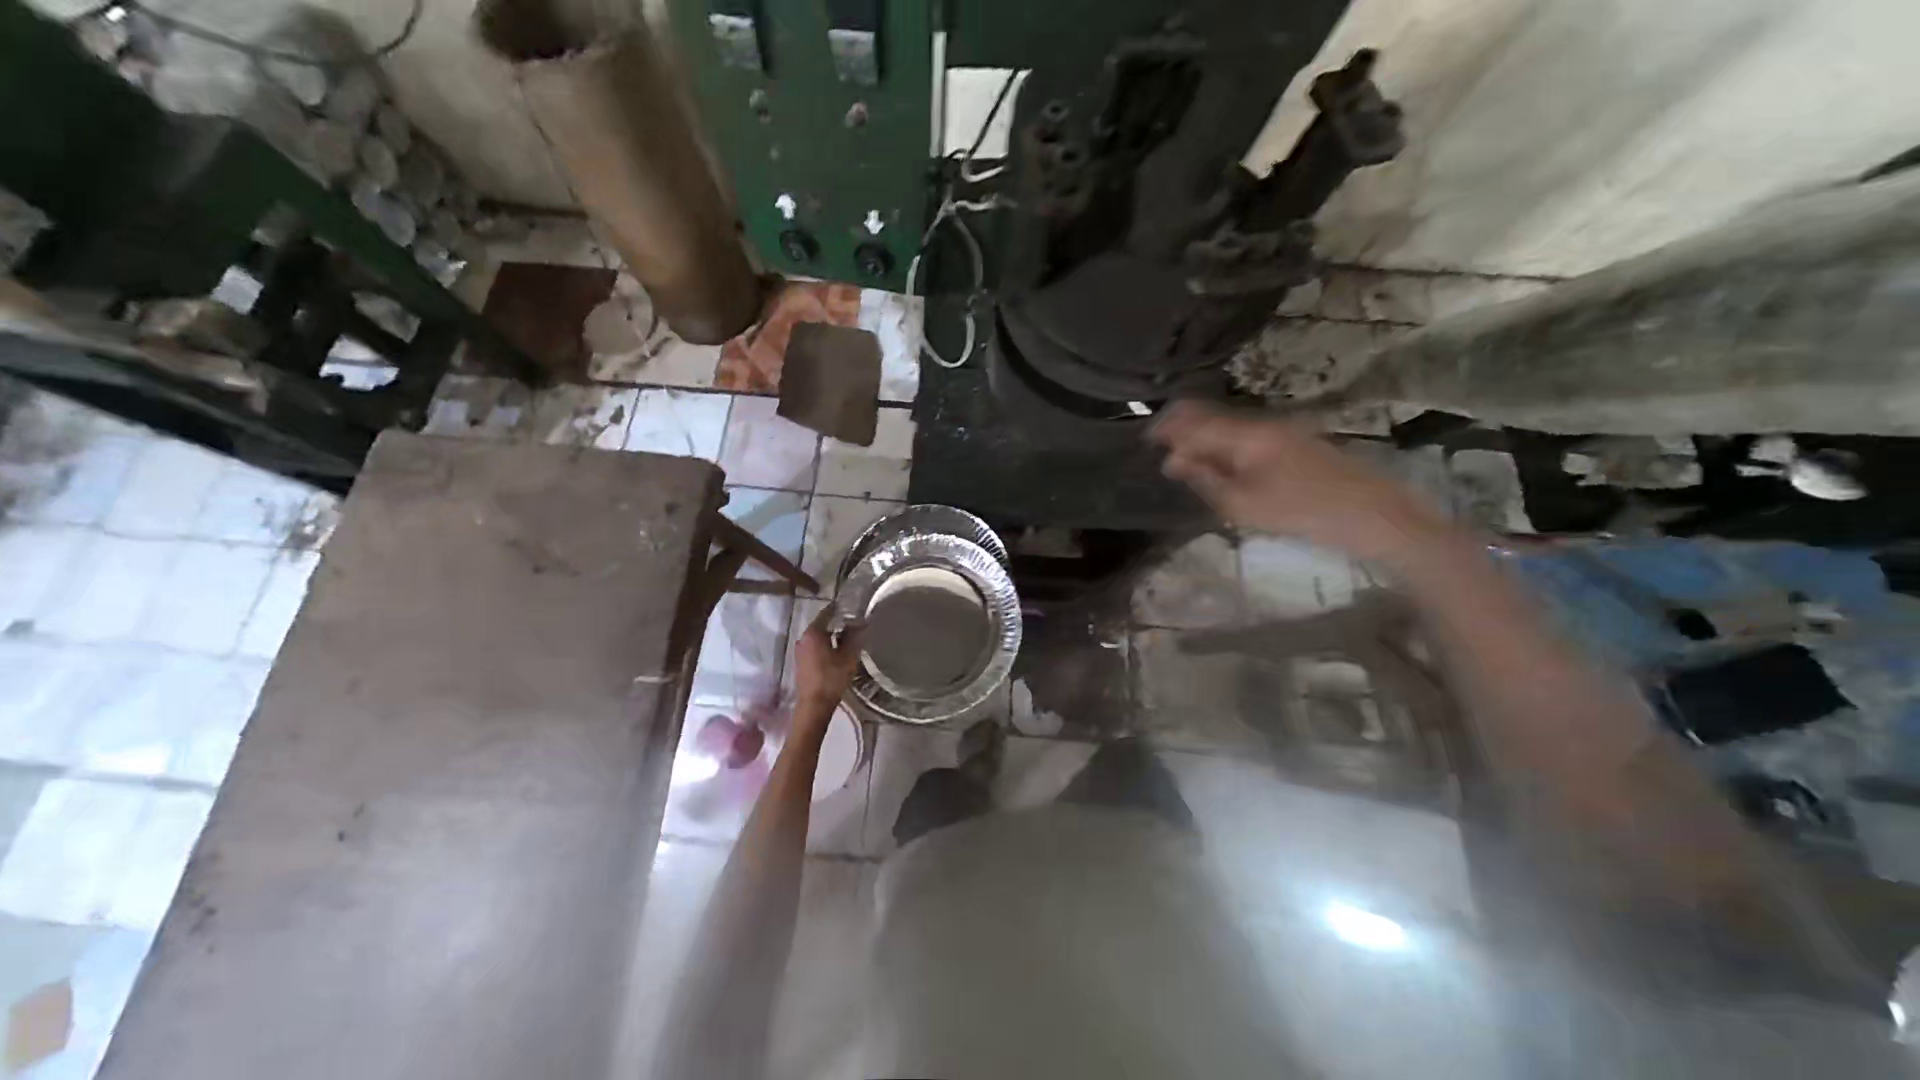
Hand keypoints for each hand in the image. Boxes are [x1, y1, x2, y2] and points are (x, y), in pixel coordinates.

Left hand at [793, 605, 862, 715]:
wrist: (814, 705)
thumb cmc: (832, 678)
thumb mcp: (848, 656)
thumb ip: (855, 636)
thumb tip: (862, 622)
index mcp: (813, 633)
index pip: (827, 612)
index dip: (840, 609)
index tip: (853, 608)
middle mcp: (803, 638)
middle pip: (822, 625)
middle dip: (837, 624)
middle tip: (854, 625)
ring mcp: (800, 650)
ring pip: (818, 637)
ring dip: (831, 636)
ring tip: (848, 639)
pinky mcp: (800, 662)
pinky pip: (814, 647)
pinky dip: (825, 646)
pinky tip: (836, 653)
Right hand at [1151, 400, 1446, 564]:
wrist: (1373, 514)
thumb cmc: (1302, 511)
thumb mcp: (1242, 504)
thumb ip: (1204, 478)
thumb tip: (1174, 460)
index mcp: (1246, 433)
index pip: (1194, 420)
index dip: (1167, 426)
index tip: (1146, 439)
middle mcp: (1263, 424)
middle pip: (1213, 419)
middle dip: (1185, 433)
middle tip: (1165, 454)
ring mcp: (1284, 432)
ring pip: (1231, 429)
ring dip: (1207, 443)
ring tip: (1190, 467)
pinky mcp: (1297, 446)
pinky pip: (1249, 440)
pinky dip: (1228, 450)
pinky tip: (1226, 470)